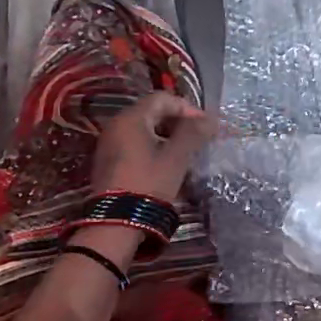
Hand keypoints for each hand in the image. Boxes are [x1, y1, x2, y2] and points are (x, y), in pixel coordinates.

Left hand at [90, 92, 215, 202]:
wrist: (117, 221)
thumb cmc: (148, 183)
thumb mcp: (176, 158)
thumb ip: (193, 134)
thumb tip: (211, 119)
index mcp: (131, 118)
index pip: (162, 99)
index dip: (187, 108)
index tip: (205, 126)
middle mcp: (115, 125)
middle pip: (151, 113)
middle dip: (178, 123)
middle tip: (197, 140)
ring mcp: (109, 144)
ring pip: (144, 130)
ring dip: (167, 137)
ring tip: (185, 154)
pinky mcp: (109, 162)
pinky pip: (135, 145)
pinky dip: (153, 149)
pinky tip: (166, 165)